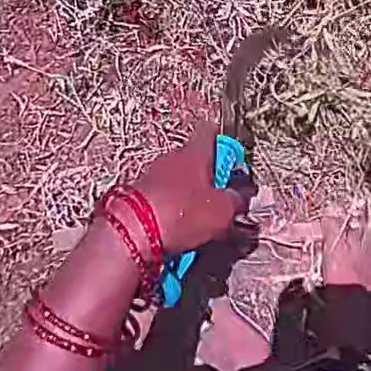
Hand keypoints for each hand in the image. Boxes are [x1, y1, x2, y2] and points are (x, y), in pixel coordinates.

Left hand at [128, 128, 245, 254]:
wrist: (131, 232)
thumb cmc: (182, 212)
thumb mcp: (223, 211)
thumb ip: (236, 202)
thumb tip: (239, 199)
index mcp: (195, 152)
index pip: (210, 134)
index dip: (224, 146)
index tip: (233, 164)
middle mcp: (171, 159)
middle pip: (195, 163)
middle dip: (209, 183)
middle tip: (222, 205)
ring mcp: (150, 177)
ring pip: (178, 185)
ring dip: (189, 201)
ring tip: (200, 228)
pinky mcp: (135, 199)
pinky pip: (161, 204)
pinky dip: (171, 216)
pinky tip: (178, 236)